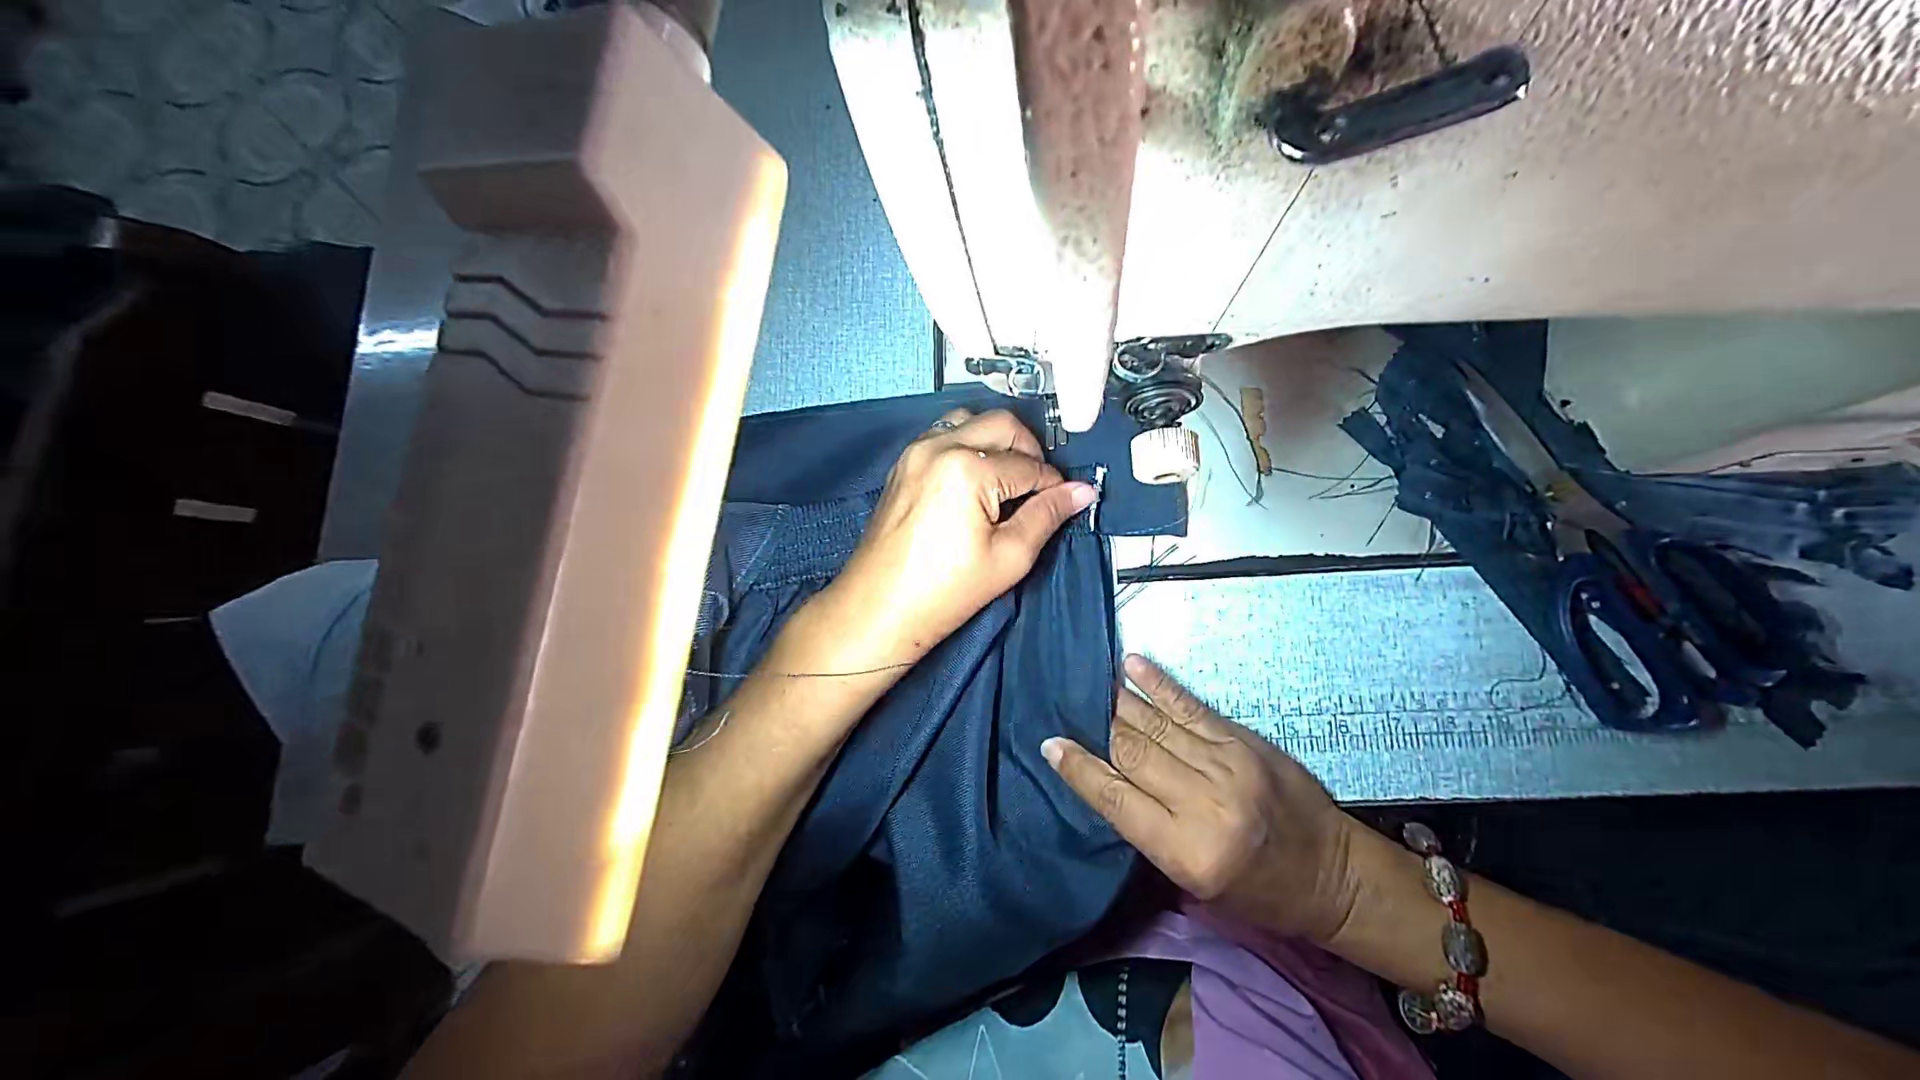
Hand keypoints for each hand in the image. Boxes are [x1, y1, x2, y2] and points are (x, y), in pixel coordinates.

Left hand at [821, 407, 1095, 661]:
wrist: (879, 609)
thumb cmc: (939, 592)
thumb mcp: (1009, 557)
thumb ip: (1047, 516)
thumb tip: (1079, 492)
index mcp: (966, 468)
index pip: (1029, 465)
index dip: (1054, 485)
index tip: (1063, 501)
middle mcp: (938, 448)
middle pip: (1003, 425)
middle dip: (1030, 451)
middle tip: (1041, 488)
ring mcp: (915, 453)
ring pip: (971, 421)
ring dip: (997, 441)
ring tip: (1009, 481)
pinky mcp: (903, 465)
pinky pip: (944, 435)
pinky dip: (968, 446)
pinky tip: (978, 481)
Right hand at [1043, 655, 1360, 941]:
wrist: (1333, 875)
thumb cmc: (1258, 892)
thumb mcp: (1194, 880)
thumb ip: (1148, 828)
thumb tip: (1103, 777)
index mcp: (1186, 851)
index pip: (1116, 799)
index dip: (1079, 769)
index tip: (1049, 745)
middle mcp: (1203, 803)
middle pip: (1132, 753)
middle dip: (1094, 727)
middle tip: (1064, 705)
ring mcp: (1227, 765)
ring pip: (1155, 725)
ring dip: (1117, 701)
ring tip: (1086, 681)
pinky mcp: (1244, 742)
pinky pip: (1191, 707)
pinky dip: (1158, 685)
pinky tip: (1132, 665)